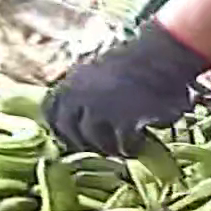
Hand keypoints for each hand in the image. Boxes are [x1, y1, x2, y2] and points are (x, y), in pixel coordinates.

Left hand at [42, 21, 209, 155]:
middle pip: (71, 131)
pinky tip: (139, 147)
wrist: (159, 60)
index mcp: (69, 84)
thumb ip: (88, 88)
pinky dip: (131, 148)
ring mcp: (101, 110)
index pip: (51, 112)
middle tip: (102, 150)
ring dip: (109, 149)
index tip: (72, 138)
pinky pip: (123, 143)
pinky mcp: (125, 121)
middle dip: (85, 143)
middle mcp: (79, 98)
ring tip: (123, 151)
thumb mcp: (98, 71)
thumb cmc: (136, 63)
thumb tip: (88, 107)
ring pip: (96, 140)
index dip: (60, 129)